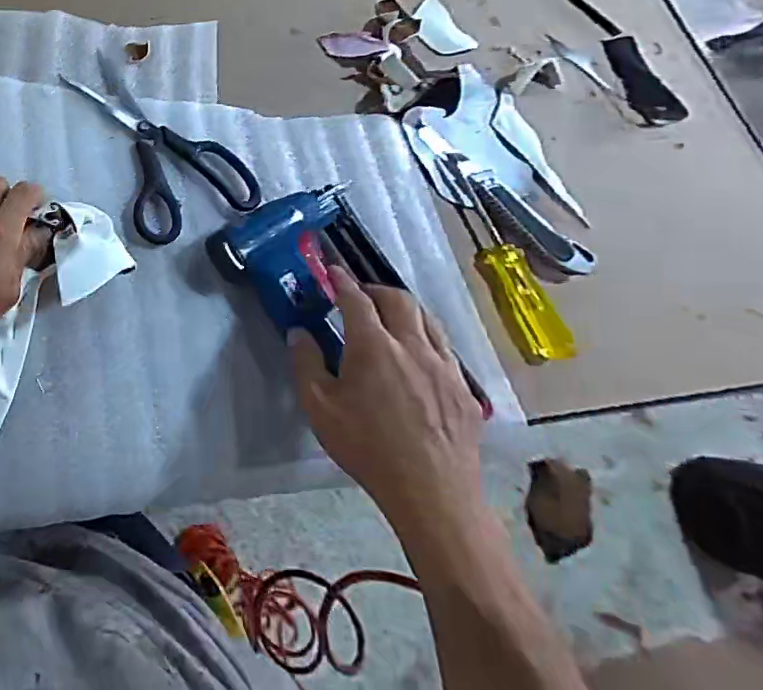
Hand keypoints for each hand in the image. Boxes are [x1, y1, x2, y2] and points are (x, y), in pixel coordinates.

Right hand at [290, 267, 485, 526]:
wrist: (431, 492)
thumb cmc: (368, 448)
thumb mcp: (320, 409)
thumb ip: (305, 364)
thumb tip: (299, 333)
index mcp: (373, 345)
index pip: (356, 299)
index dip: (342, 282)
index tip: (333, 271)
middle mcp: (412, 344)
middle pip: (398, 299)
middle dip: (376, 290)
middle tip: (361, 296)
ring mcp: (444, 365)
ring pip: (428, 320)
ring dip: (406, 310)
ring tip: (393, 319)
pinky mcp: (464, 388)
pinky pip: (446, 349)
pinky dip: (428, 340)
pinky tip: (421, 358)